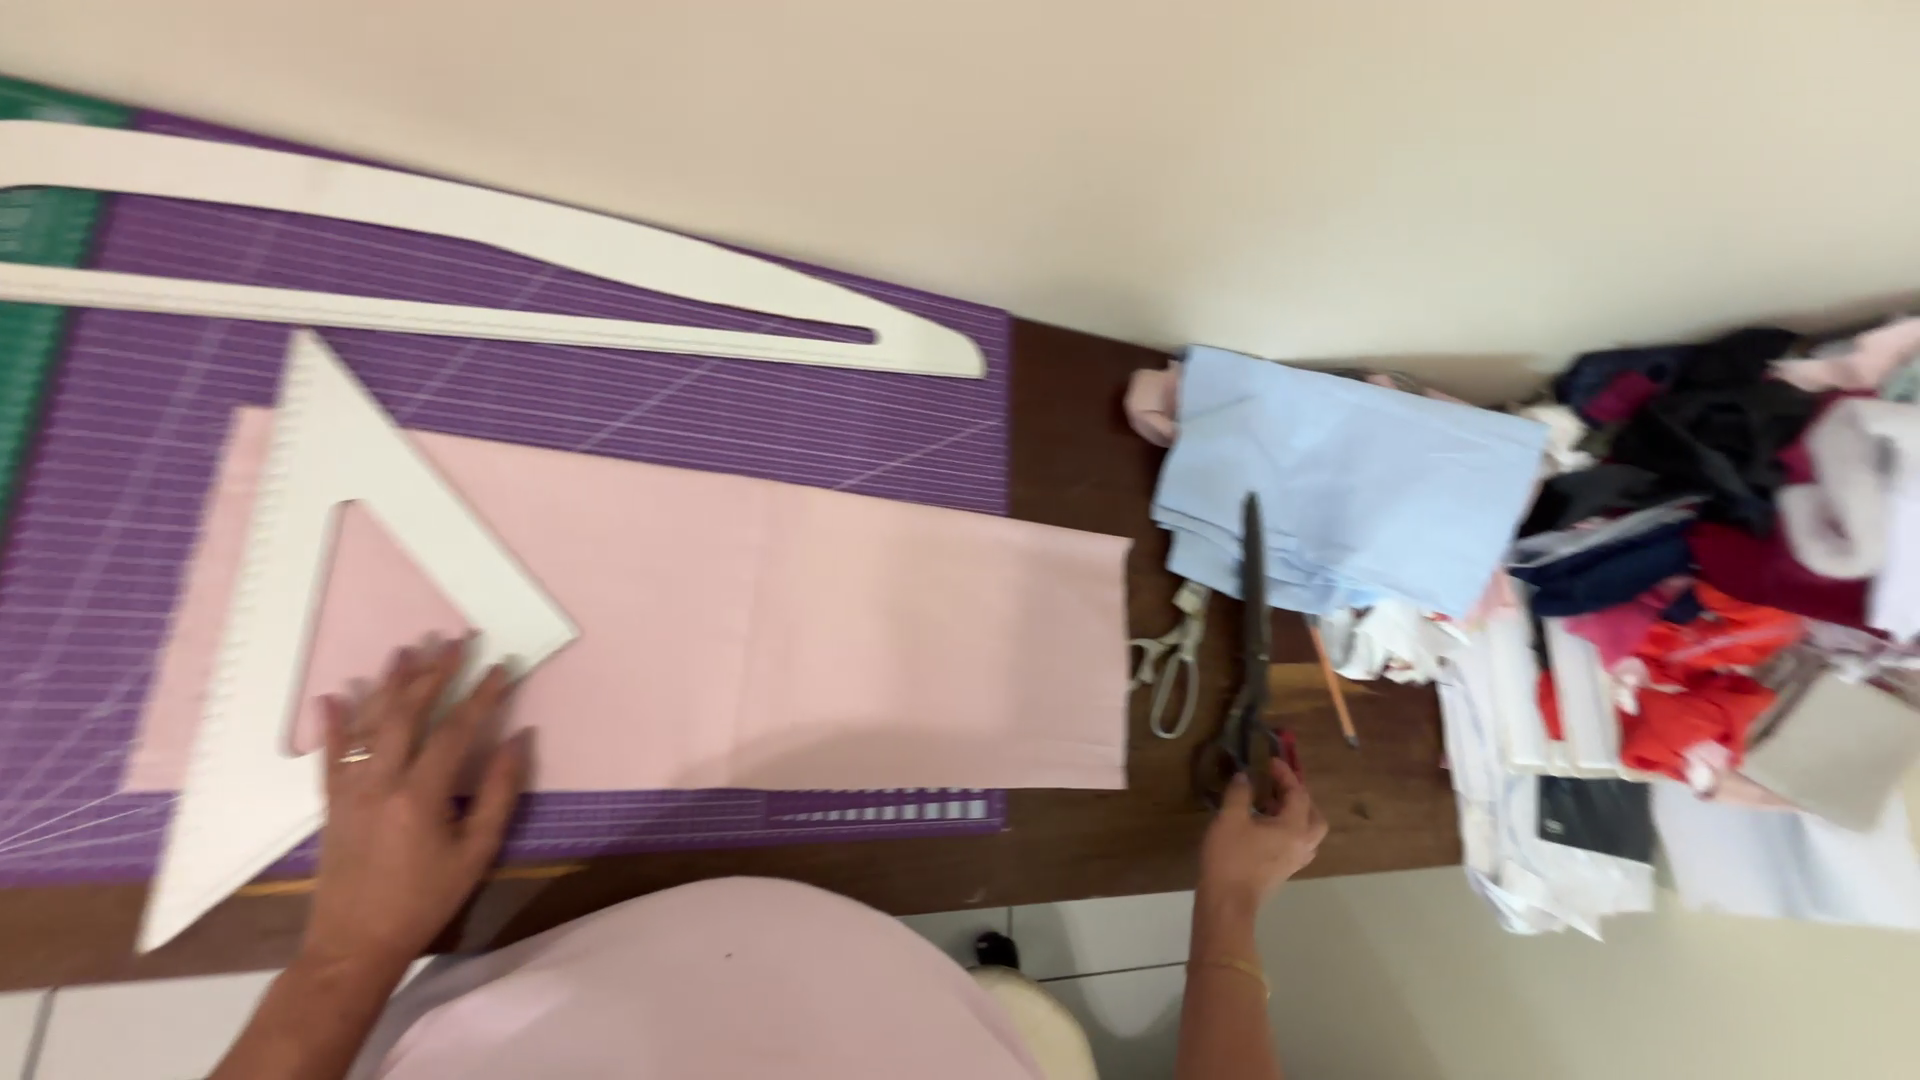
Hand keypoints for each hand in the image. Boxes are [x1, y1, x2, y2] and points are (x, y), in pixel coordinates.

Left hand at [302, 635, 530, 971]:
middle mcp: (379, 783)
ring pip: (368, 724)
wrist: (354, 944)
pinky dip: (332, 722)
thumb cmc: (425, 899)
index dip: (481, 696)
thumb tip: (517, 739)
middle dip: (434, 673)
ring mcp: (348, 791)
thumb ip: (499, 792)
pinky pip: (328, 754)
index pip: (455, 730)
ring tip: (408, 649)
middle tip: (456, 642)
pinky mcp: (330, 803)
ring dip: (389, 683)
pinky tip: (334, 694)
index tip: (501, 667)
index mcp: (421, 795)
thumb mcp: (477, 851)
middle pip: (407, 714)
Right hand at [1198, 759, 1326, 904]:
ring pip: (1308, 834)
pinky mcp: (1284, 871)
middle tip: (1280, 786)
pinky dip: (1288, 830)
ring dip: (1296, 815)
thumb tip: (1244, 777)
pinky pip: (1297, 845)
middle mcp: (1301, 845)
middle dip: (1300, 798)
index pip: (1298, 795)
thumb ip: (1239, 793)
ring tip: (1272, 804)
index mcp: (1293, 829)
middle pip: (1314, 817)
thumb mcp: (1230, 818)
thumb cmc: (1230, 857)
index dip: (1286, 775)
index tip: (1271, 761)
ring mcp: (1294, 861)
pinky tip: (1265, 827)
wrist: (1228, 901)